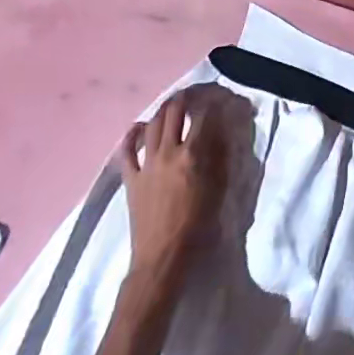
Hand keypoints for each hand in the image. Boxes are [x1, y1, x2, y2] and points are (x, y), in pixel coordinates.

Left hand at [114, 89, 225, 278]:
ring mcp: (146, 163)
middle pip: (175, 110)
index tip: (225, 97)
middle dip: (188, 96)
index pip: (206, 115)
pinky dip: (133, 134)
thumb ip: (221, 157)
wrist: (163, 260)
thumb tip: (225, 130)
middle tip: (199, 94)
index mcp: (193, 155)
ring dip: (165, 109)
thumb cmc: (198, 230)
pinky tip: (139, 127)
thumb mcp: (219, 192)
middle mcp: (168, 151)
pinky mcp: (131, 178)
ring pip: (153, 123)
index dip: (217, 101)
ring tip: (174, 105)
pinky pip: (127, 149)